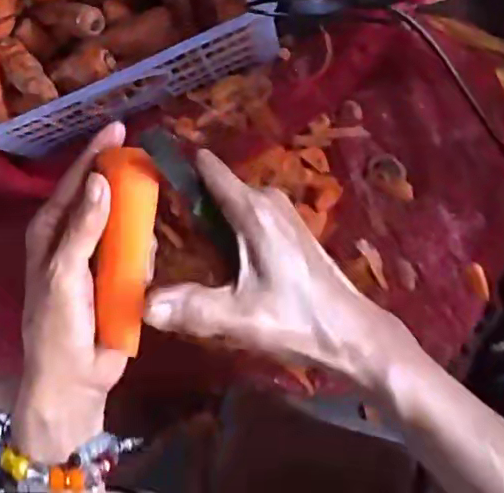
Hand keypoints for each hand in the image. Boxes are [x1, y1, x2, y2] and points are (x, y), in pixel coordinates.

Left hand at [11, 122, 130, 462]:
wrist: (72, 381)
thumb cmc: (57, 323)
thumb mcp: (65, 272)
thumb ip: (84, 227)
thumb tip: (100, 179)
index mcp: (51, 227)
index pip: (75, 179)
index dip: (95, 152)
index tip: (119, 127)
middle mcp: (72, 233)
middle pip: (101, 193)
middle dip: (122, 177)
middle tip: (146, 161)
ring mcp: (95, 254)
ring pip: (122, 220)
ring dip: (136, 217)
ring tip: (149, 211)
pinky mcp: (115, 276)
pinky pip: (135, 251)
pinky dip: (144, 248)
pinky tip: (149, 252)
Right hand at [142, 149, 420, 394]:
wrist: (359, 339)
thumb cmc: (301, 322)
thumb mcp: (243, 319)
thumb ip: (193, 308)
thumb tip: (144, 305)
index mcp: (252, 209)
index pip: (207, 166)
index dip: (178, 163)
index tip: (148, 169)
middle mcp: (265, 199)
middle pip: (214, 186)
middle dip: (188, 201)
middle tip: (160, 229)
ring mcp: (280, 210)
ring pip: (230, 200)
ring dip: (208, 216)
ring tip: (186, 244)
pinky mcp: (288, 226)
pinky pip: (245, 211)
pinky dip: (227, 225)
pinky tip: (220, 257)